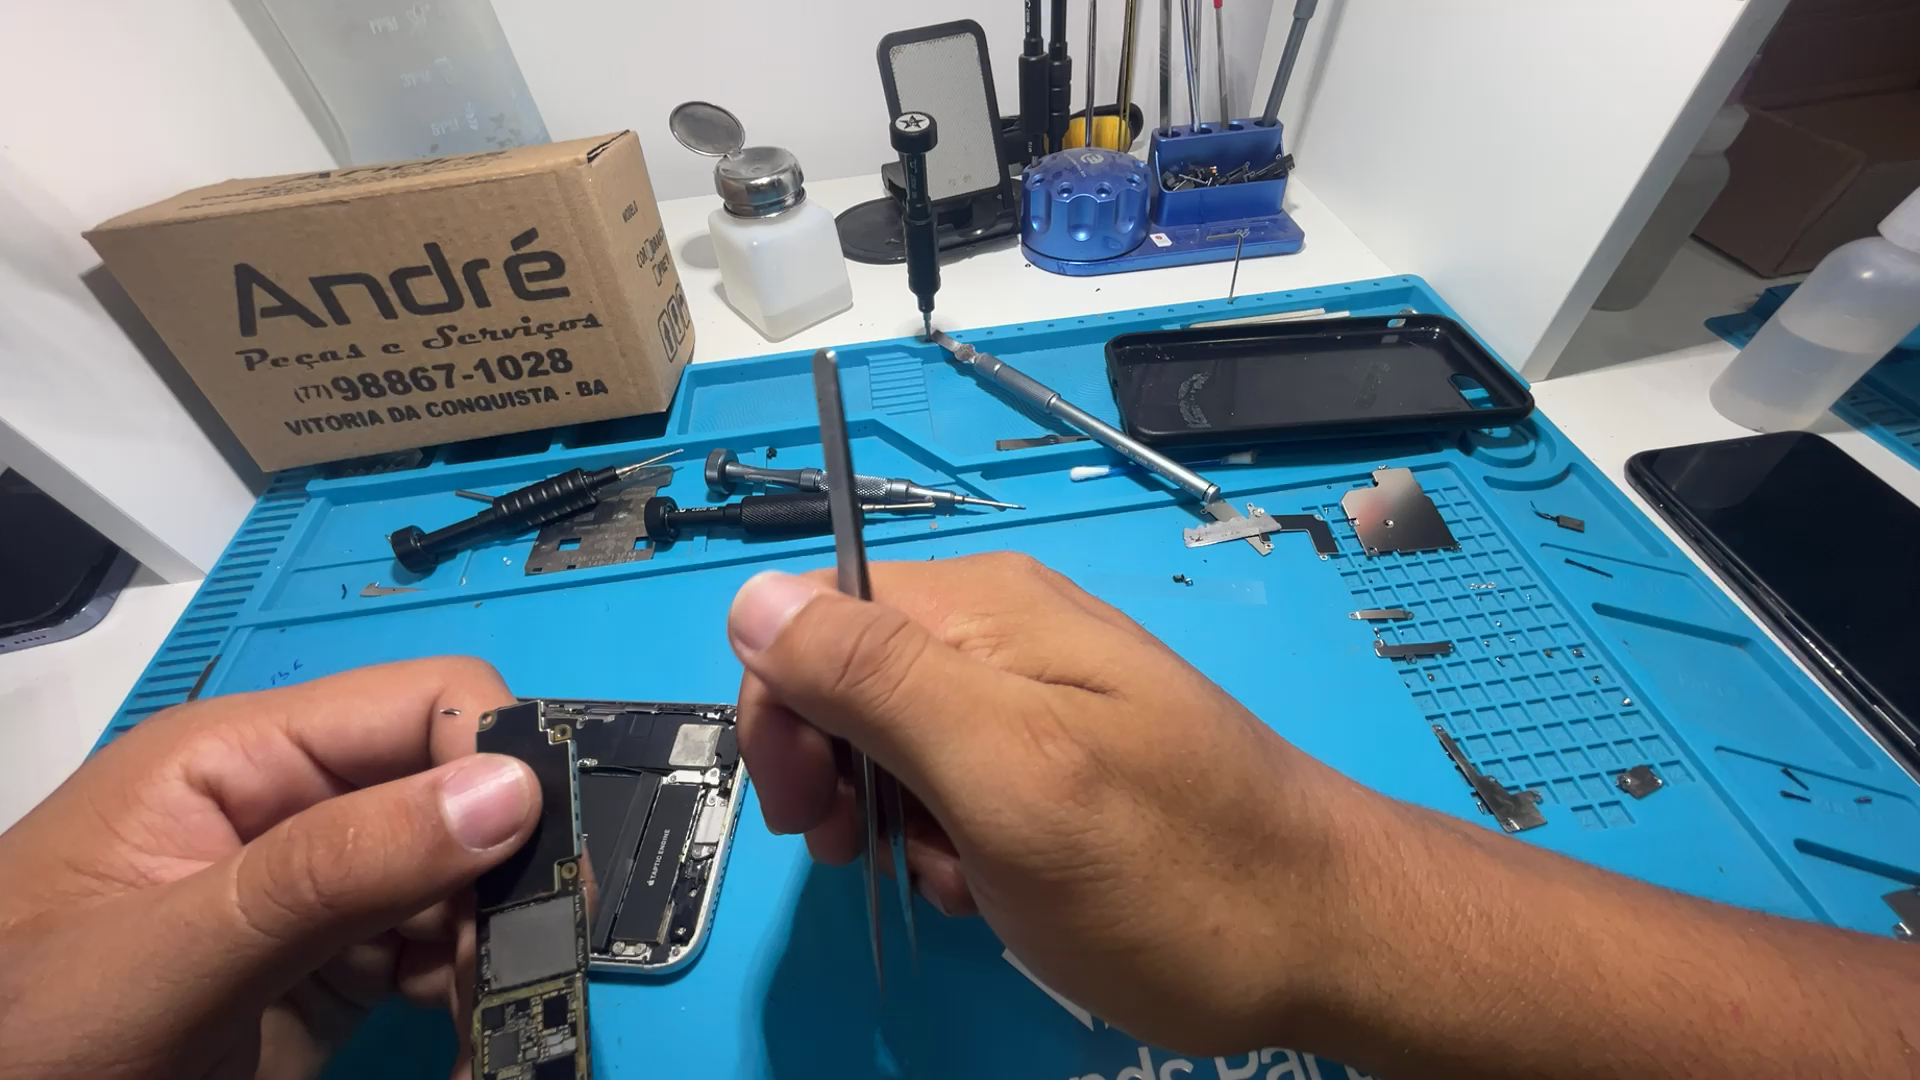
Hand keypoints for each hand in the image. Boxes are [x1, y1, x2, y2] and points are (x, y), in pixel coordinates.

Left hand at [0, 658, 539, 1079]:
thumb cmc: (7, 1064)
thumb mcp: (148, 974)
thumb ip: (324, 873)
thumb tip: (512, 792)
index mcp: (250, 755)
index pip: (430, 700)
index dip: (497, 756)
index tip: (523, 857)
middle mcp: (309, 797)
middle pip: (470, 785)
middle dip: (508, 864)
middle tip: (522, 950)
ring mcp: (335, 875)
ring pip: (480, 862)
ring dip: (500, 930)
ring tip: (485, 1004)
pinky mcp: (354, 943)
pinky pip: (456, 928)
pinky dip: (477, 971)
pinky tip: (459, 1017)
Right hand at [727, 554, 1368, 1052]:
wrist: (1319, 928)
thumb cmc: (1165, 864)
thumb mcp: (1006, 770)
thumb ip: (877, 676)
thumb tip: (754, 597)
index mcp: (980, 605)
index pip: (814, 614)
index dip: (786, 706)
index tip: (809, 807)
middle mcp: (999, 621)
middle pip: (850, 670)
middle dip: (838, 766)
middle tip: (869, 849)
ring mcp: (1030, 679)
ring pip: (894, 730)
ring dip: (895, 809)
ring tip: (957, 869)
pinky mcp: (1049, 735)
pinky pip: (951, 765)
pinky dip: (945, 825)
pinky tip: (990, 871)